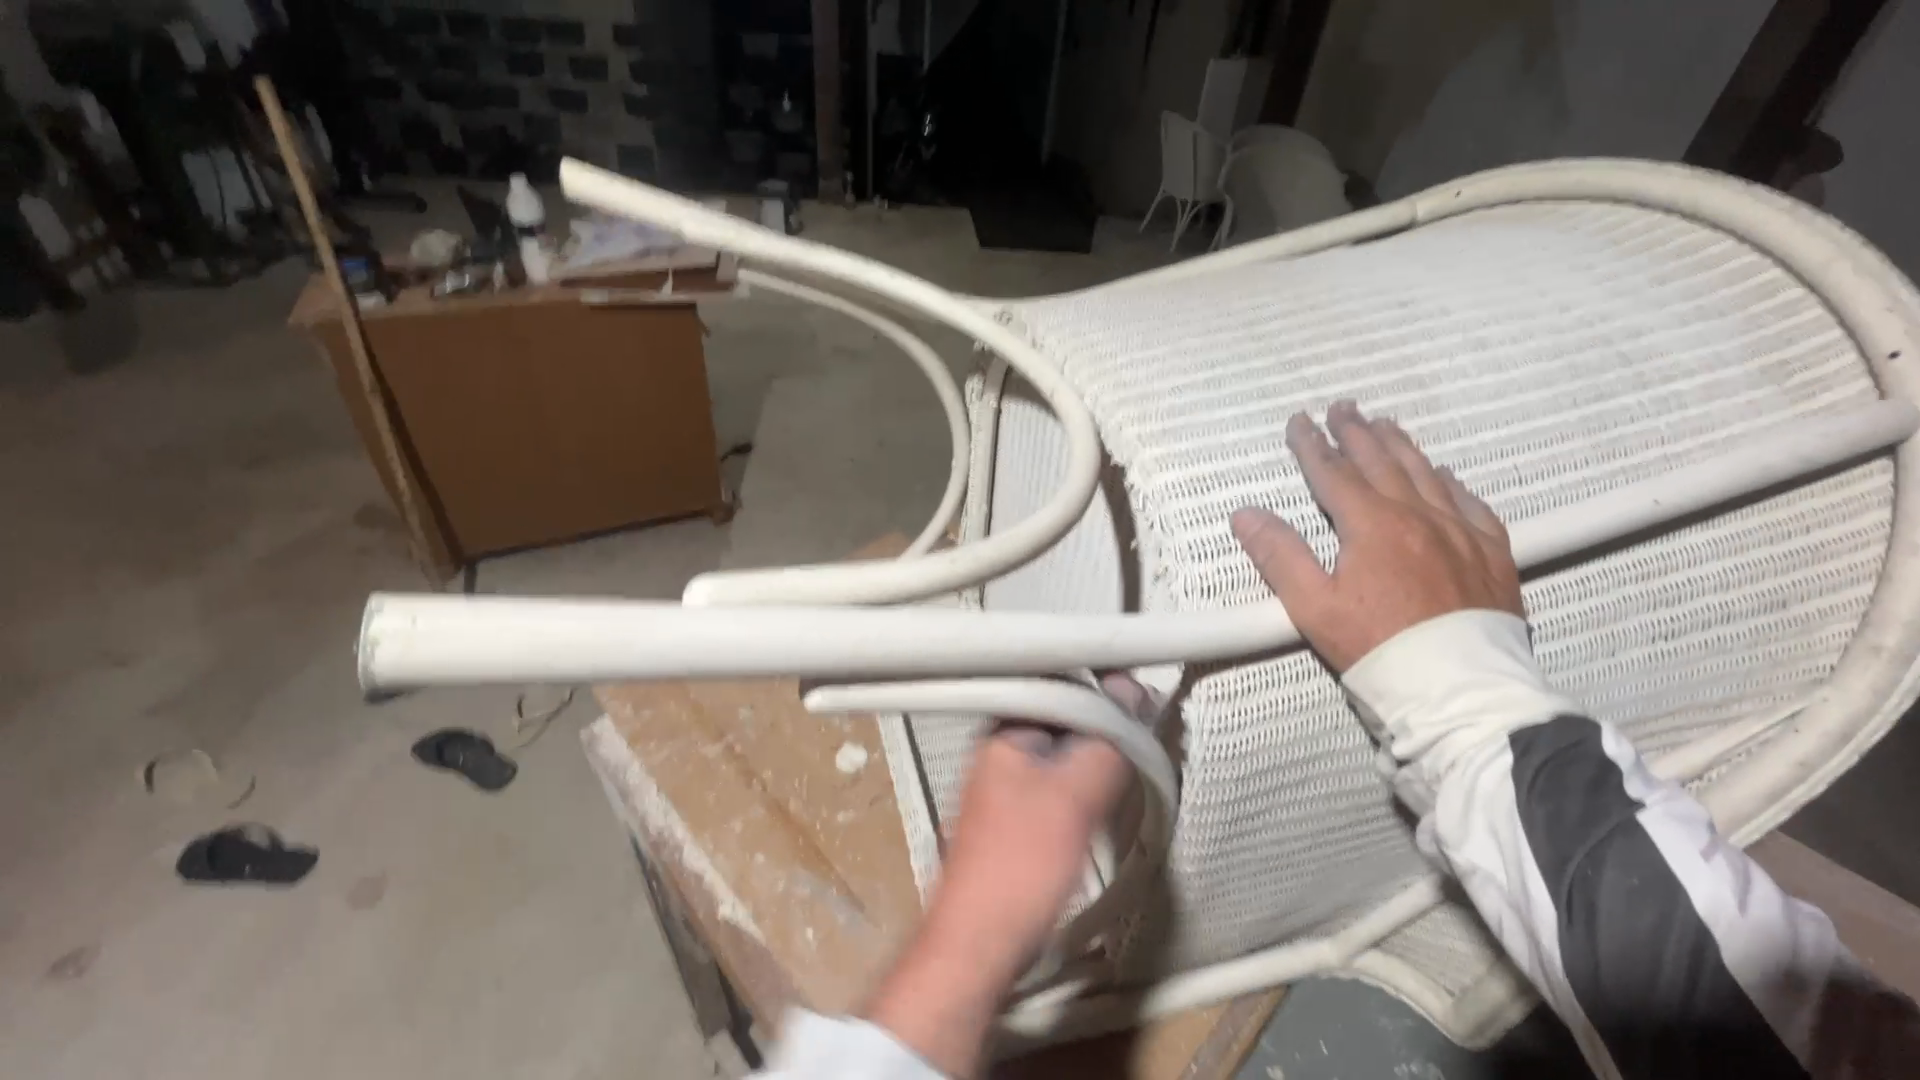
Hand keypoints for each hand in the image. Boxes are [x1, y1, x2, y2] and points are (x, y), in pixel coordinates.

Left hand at [862, 676, 1138, 1076]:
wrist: (981, 940)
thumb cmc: (1018, 869)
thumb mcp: (1074, 798)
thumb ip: (1106, 743)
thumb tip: (1133, 694)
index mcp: (1003, 731)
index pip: (1061, 686)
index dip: (1106, 689)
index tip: (1145, 701)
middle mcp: (998, 749)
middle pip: (1062, 716)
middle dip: (1105, 721)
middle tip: (1147, 729)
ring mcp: (1005, 782)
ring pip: (1062, 750)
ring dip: (1098, 751)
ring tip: (1135, 757)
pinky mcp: (1015, 814)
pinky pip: (1057, 780)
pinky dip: (1085, 779)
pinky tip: (1108, 792)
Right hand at [1231, 400, 1522, 672]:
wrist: (1455, 685)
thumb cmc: (1375, 645)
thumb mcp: (1312, 606)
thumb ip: (1278, 556)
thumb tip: (1245, 514)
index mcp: (1371, 524)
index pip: (1333, 473)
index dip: (1312, 445)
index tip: (1299, 421)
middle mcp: (1417, 515)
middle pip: (1381, 462)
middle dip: (1357, 432)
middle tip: (1343, 407)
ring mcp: (1459, 530)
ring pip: (1426, 473)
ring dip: (1401, 445)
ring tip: (1385, 424)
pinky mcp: (1492, 552)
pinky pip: (1470, 502)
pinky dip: (1450, 482)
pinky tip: (1444, 473)